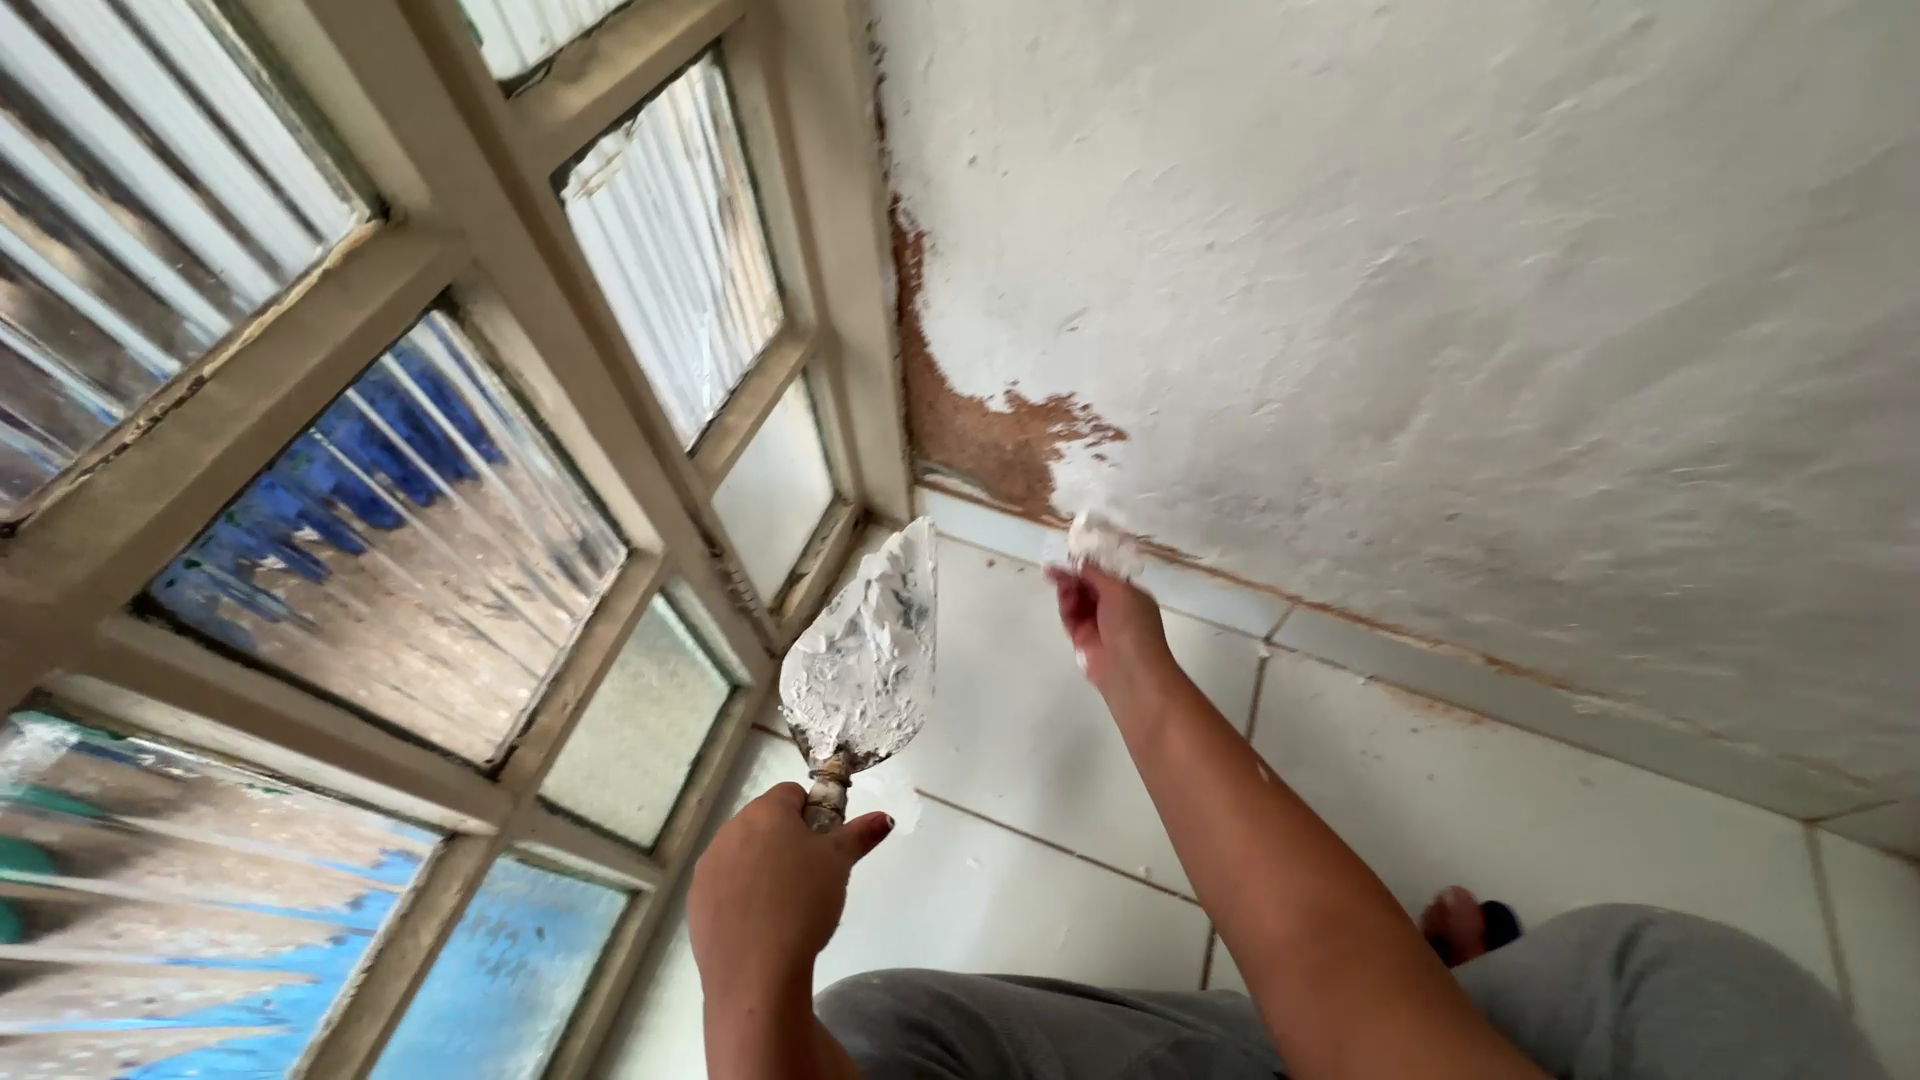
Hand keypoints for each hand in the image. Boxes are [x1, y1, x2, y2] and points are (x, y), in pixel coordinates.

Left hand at [688, 783, 892, 998]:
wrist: (756, 972)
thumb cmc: (804, 903)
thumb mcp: (840, 865)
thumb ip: (860, 834)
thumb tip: (883, 817)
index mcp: (765, 812)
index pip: (791, 793)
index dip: (812, 814)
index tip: (823, 845)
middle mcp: (730, 830)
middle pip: (764, 821)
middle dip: (786, 838)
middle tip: (809, 874)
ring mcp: (709, 866)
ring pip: (742, 851)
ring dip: (761, 864)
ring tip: (784, 902)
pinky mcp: (696, 901)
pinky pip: (724, 884)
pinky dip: (740, 893)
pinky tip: (759, 922)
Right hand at [1046, 563, 1177, 700]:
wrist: (1130, 670)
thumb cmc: (1132, 626)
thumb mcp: (1119, 591)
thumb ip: (1096, 574)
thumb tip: (1081, 562)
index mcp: (1129, 595)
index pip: (1104, 576)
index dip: (1087, 566)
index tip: (1069, 557)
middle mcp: (1114, 608)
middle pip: (1087, 587)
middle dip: (1072, 577)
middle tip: (1054, 570)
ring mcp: (1097, 624)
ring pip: (1076, 601)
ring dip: (1068, 591)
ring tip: (1063, 587)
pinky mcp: (1082, 639)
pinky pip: (1070, 618)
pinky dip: (1065, 608)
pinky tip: (1064, 600)